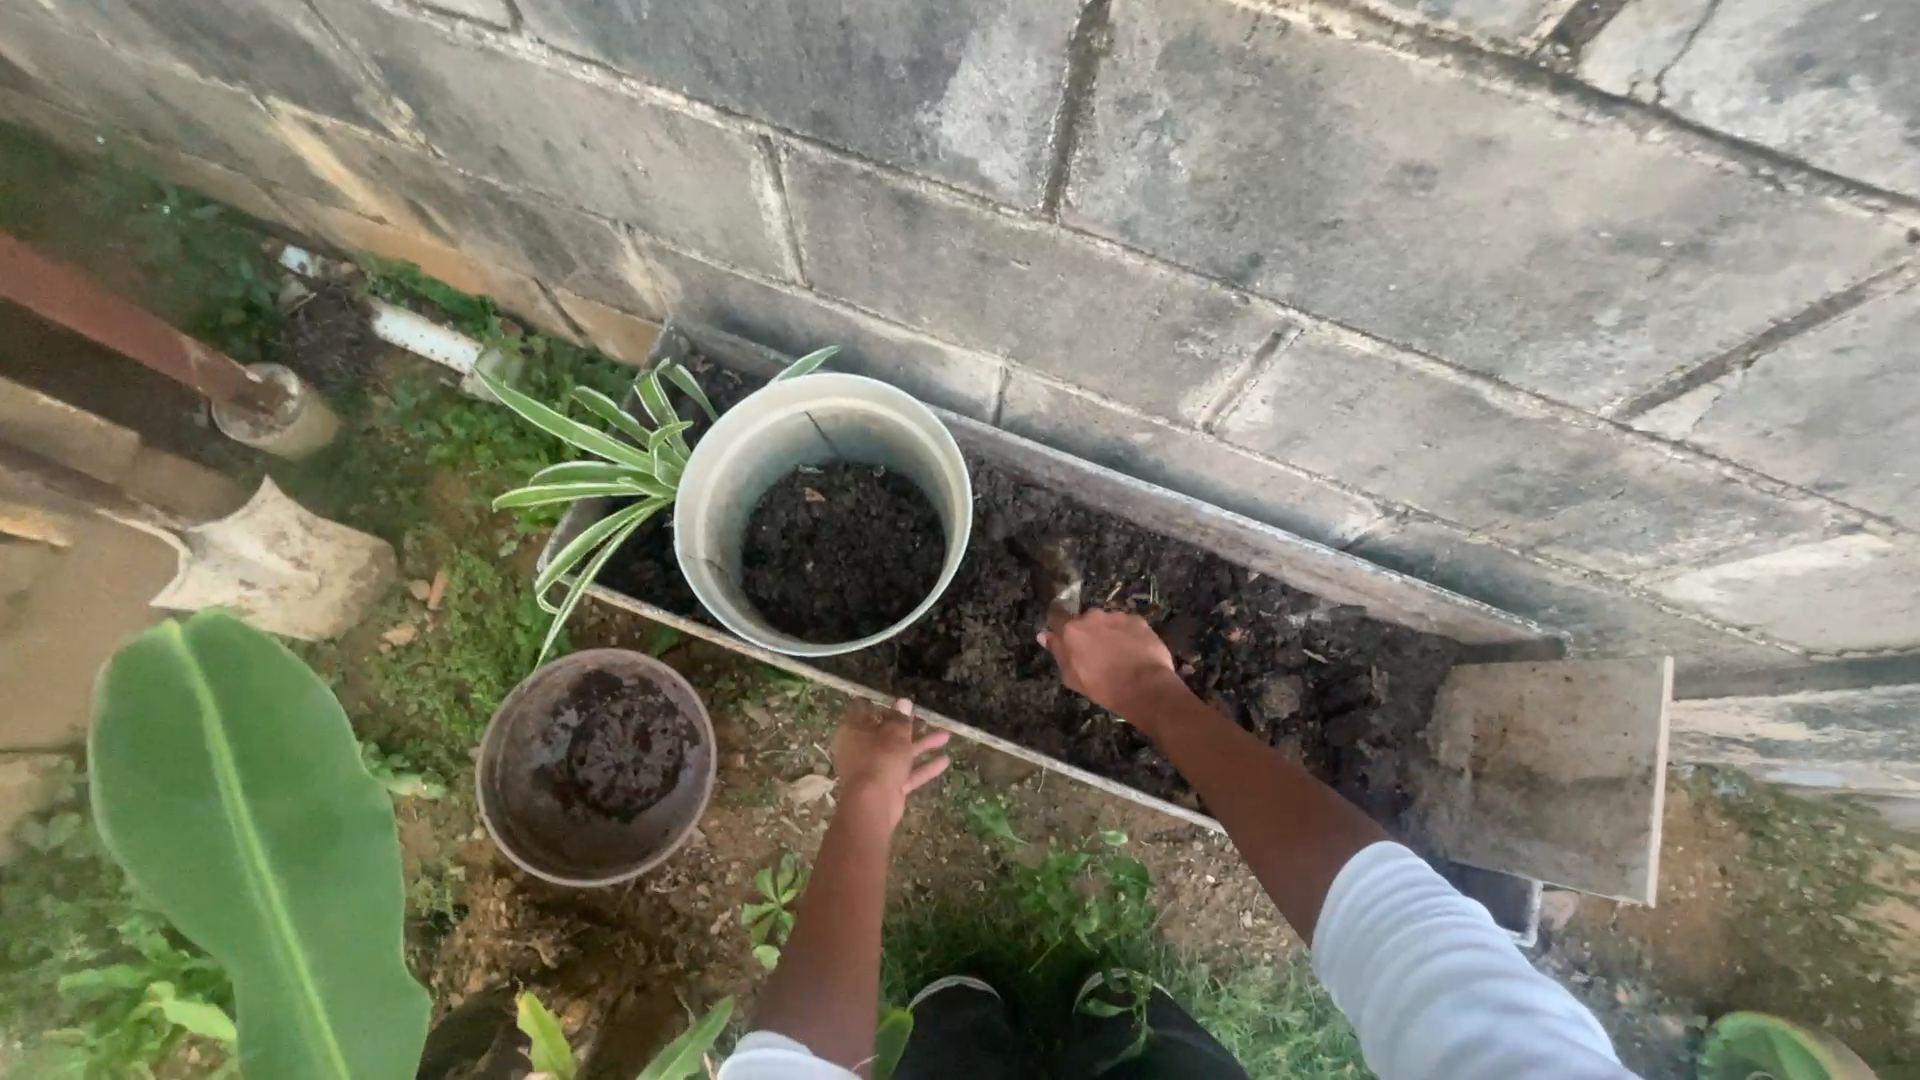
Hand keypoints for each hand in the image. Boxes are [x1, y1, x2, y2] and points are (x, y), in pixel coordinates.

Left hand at [831, 698, 950, 830]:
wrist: (873, 803)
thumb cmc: (879, 758)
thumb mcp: (894, 734)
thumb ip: (901, 719)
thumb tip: (904, 702)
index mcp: (853, 731)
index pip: (862, 711)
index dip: (878, 704)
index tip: (894, 700)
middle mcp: (860, 749)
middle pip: (885, 733)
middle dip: (907, 726)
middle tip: (925, 718)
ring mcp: (874, 769)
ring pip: (899, 753)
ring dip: (922, 745)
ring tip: (946, 736)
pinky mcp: (887, 786)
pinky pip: (906, 773)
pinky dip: (923, 767)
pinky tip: (945, 760)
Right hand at [1038, 608, 1185, 720]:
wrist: (1144, 686)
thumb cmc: (1102, 686)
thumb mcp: (1071, 677)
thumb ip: (1057, 652)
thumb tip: (1043, 635)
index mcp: (1071, 630)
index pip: (1056, 615)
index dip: (1058, 623)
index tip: (1061, 633)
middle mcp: (1092, 617)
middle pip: (1084, 620)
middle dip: (1088, 632)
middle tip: (1095, 653)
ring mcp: (1117, 617)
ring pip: (1107, 622)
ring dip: (1109, 632)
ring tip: (1119, 654)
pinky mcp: (1138, 621)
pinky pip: (1127, 625)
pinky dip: (1128, 635)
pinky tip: (1134, 652)